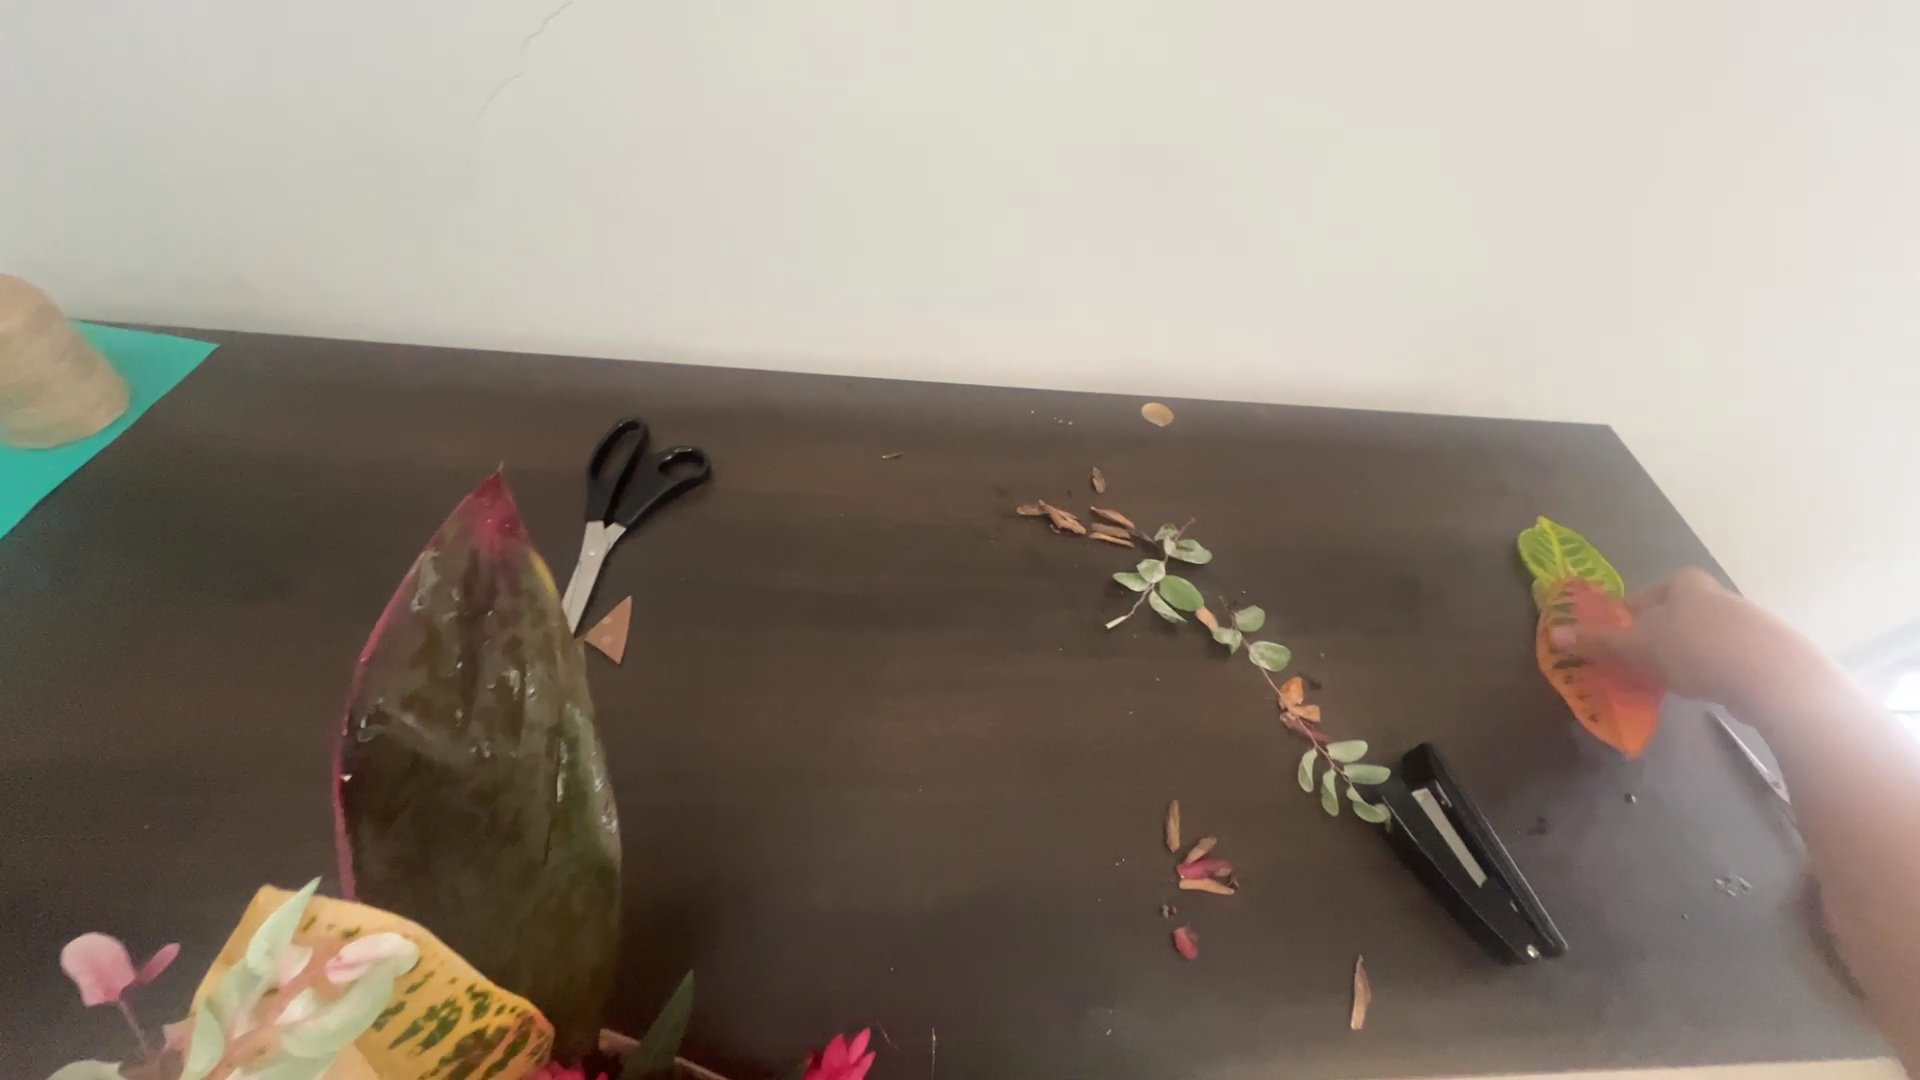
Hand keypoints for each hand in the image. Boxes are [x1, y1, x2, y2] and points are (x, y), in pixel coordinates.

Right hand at [1552, 567, 1835, 720]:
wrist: (1780, 681)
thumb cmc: (1695, 652)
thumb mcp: (1636, 648)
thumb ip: (1597, 642)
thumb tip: (1553, 633)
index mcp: (1690, 589)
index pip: (1669, 583)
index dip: (1648, 599)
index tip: (1632, 622)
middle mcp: (1726, 599)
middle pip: (1691, 608)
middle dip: (1668, 628)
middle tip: (1647, 653)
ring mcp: (1759, 625)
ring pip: (1716, 632)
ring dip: (1696, 649)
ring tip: (1677, 676)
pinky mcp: (1781, 654)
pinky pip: (1742, 654)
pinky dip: (1724, 666)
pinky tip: (1714, 688)